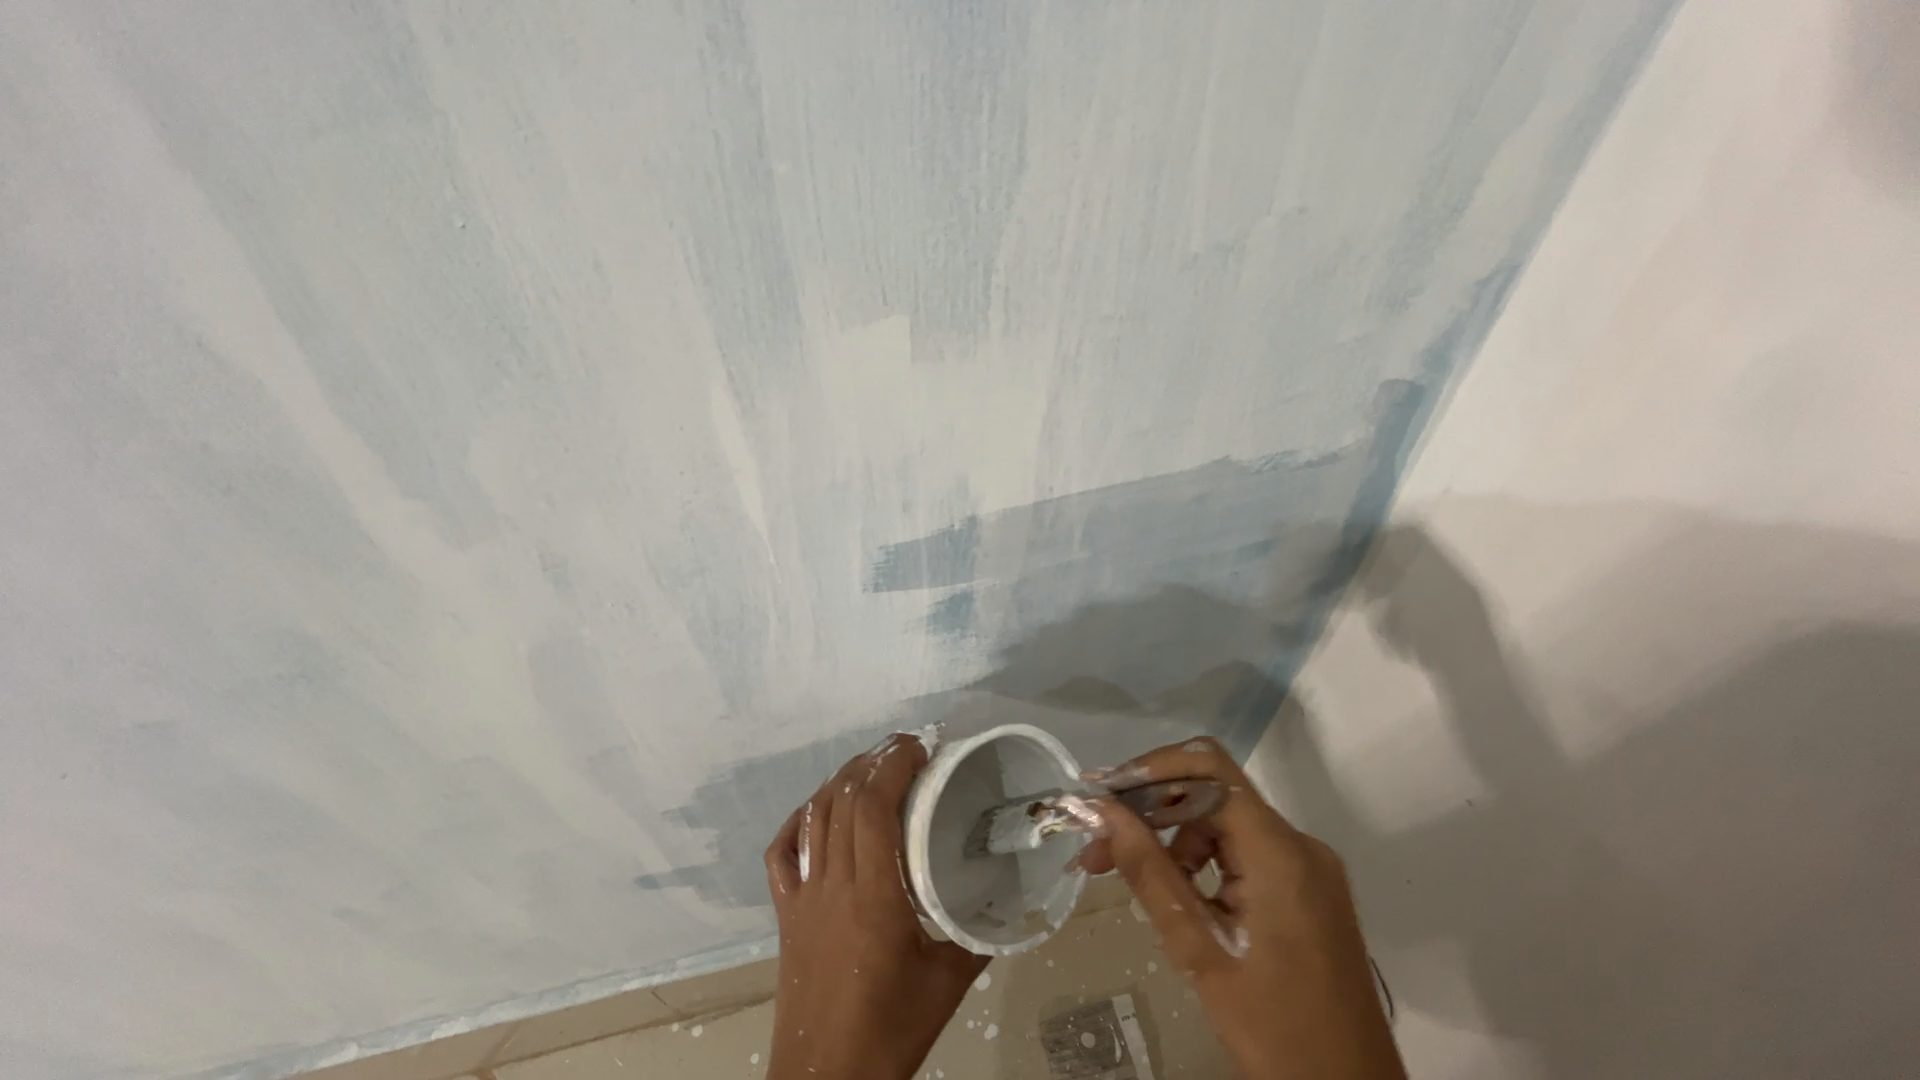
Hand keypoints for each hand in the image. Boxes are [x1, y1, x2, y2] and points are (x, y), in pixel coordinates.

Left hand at [763, 733, 987, 1079]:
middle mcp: (832, 883)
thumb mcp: (949, 980)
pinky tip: (818, 810)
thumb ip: (976, 932)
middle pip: (843, 800)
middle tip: (905, 749)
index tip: (920, 746)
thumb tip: (1005, 893)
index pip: (873, 805)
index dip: (893, 764)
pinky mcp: (786, 913)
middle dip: (872, 762)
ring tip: (871, 766)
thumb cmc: (892, 1028)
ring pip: (814, 817)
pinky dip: (800, 820)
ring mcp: (803, 896)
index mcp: (873, 894)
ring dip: (840, 782)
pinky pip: (783, 853)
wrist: (828, 1076)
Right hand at [1075, 738, 1404, 1079]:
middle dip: (1151, 808)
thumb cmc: (1273, 1029)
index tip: (1100, 794)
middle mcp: (1299, 845)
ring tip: (1129, 876)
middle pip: (1215, 793)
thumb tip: (1103, 811)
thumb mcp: (1199, 950)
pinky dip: (1204, 859)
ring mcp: (1309, 867)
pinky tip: (1177, 895)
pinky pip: (1247, 852)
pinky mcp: (1308, 889)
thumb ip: (1150, 871)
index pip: (1208, 770)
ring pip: (1227, 822)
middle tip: (1097, 844)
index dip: (1149, 770)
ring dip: (1174, 837)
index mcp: (1279, 853)